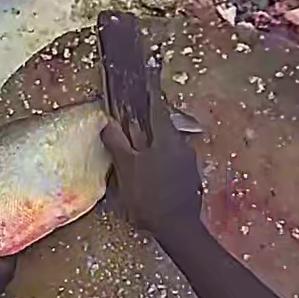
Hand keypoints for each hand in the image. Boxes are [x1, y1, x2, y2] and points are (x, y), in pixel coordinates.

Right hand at [100, 63, 203, 238]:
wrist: (178, 228)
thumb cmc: (149, 195)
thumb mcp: (127, 168)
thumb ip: (118, 143)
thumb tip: (108, 124)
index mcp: (165, 138)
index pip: (156, 106)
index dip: (152, 88)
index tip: (153, 69)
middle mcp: (181, 145)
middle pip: (161, 127)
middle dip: (146, 124)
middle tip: (132, 124)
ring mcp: (188, 162)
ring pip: (166, 145)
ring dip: (152, 145)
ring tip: (137, 155)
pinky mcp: (190, 178)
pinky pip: (171, 161)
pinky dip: (159, 160)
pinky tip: (149, 175)